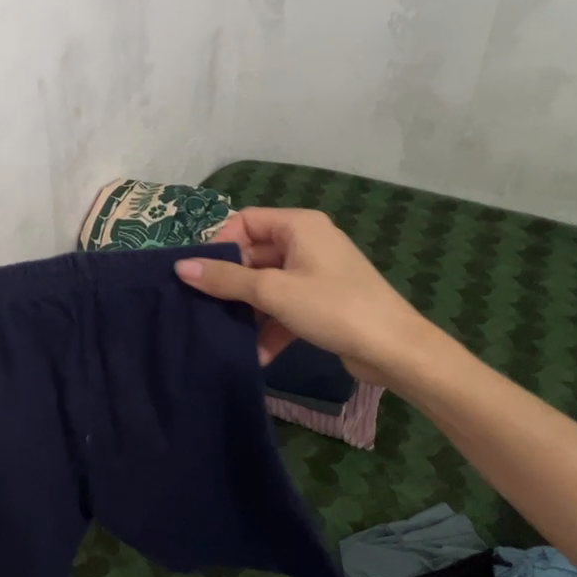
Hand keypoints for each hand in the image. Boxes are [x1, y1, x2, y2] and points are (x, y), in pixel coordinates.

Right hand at [181, 208, 433, 384]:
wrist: (396, 351)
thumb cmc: (334, 307)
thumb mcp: (273, 291)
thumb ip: (226, 278)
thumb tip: (180, 266)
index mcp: (299, 225)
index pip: (244, 221)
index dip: (219, 244)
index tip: (200, 274)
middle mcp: (307, 242)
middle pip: (253, 255)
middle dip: (230, 283)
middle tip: (204, 307)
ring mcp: (315, 273)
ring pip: (266, 284)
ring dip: (248, 310)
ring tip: (226, 333)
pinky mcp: (321, 302)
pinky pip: (284, 306)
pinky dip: (269, 327)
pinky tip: (256, 354)